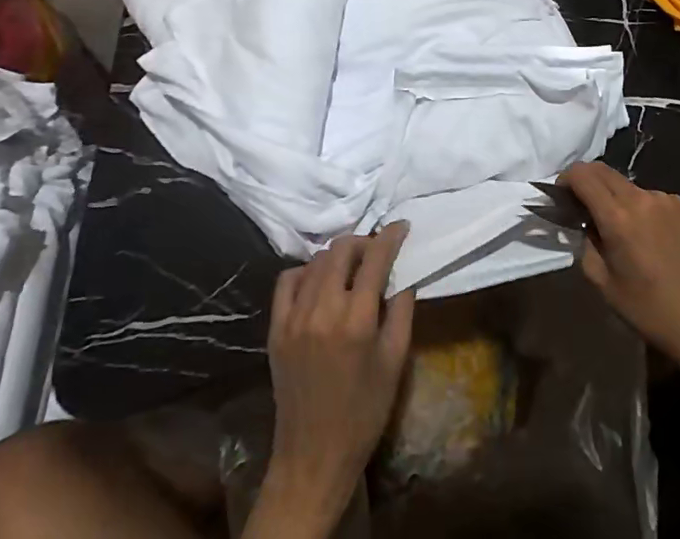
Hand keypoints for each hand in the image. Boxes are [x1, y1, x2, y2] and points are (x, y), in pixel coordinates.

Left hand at [255, 223, 414, 535]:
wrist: (315, 452)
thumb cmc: (366, 408)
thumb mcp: (396, 358)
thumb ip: (401, 308)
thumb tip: (404, 272)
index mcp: (356, 320)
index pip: (375, 258)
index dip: (391, 236)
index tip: (402, 226)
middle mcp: (322, 310)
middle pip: (341, 250)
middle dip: (364, 241)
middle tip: (380, 249)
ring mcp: (293, 318)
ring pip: (316, 262)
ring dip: (338, 255)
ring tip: (354, 265)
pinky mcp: (275, 329)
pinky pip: (287, 281)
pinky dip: (307, 271)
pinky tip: (321, 281)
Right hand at [561, 163, 679, 374]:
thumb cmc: (644, 307)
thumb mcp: (601, 279)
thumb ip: (585, 242)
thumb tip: (581, 221)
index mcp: (618, 217)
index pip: (583, 176)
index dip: (565, 179)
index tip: (559, 196)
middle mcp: (642, 198)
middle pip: (603, 170)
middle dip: (585, 181)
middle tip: (578, 205)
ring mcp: (664, 198)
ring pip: (625, 183)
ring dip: (611, 194)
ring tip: (613, 224)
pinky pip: (647, 195)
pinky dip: (635, 204)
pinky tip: (641, 231)